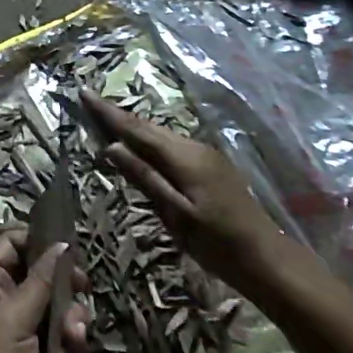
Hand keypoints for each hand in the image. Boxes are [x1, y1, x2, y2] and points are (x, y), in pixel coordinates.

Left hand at [0, 231, 89, 352]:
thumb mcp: (13, 318)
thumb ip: (41, 280)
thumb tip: (62, 243)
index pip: (11, 245)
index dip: (38, 242)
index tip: (70, 248)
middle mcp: (1, 301)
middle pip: (42, 277)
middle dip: (64, 290)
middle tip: (85, 290)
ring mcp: (22, 331)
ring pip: (59, 311)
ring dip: (72, 326)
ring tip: (74, 344)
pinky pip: (66, 343)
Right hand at [82, 88, 280, 278]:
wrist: (269, 260)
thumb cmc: (219, 243)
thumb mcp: (176, 214)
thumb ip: (144, 178)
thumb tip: (111, 146)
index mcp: (184, 157)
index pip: (136, 129)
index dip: (107, 112)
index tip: (84, 92)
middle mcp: (194, 148)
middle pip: (148, 127)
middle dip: (117, 115)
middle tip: (88, 104)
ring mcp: (205, 156)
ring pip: (160, 135)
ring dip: (132, 128)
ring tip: (105, 122)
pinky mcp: (210, 167)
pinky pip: (171, 146)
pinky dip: (149, 141)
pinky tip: (139, 148)